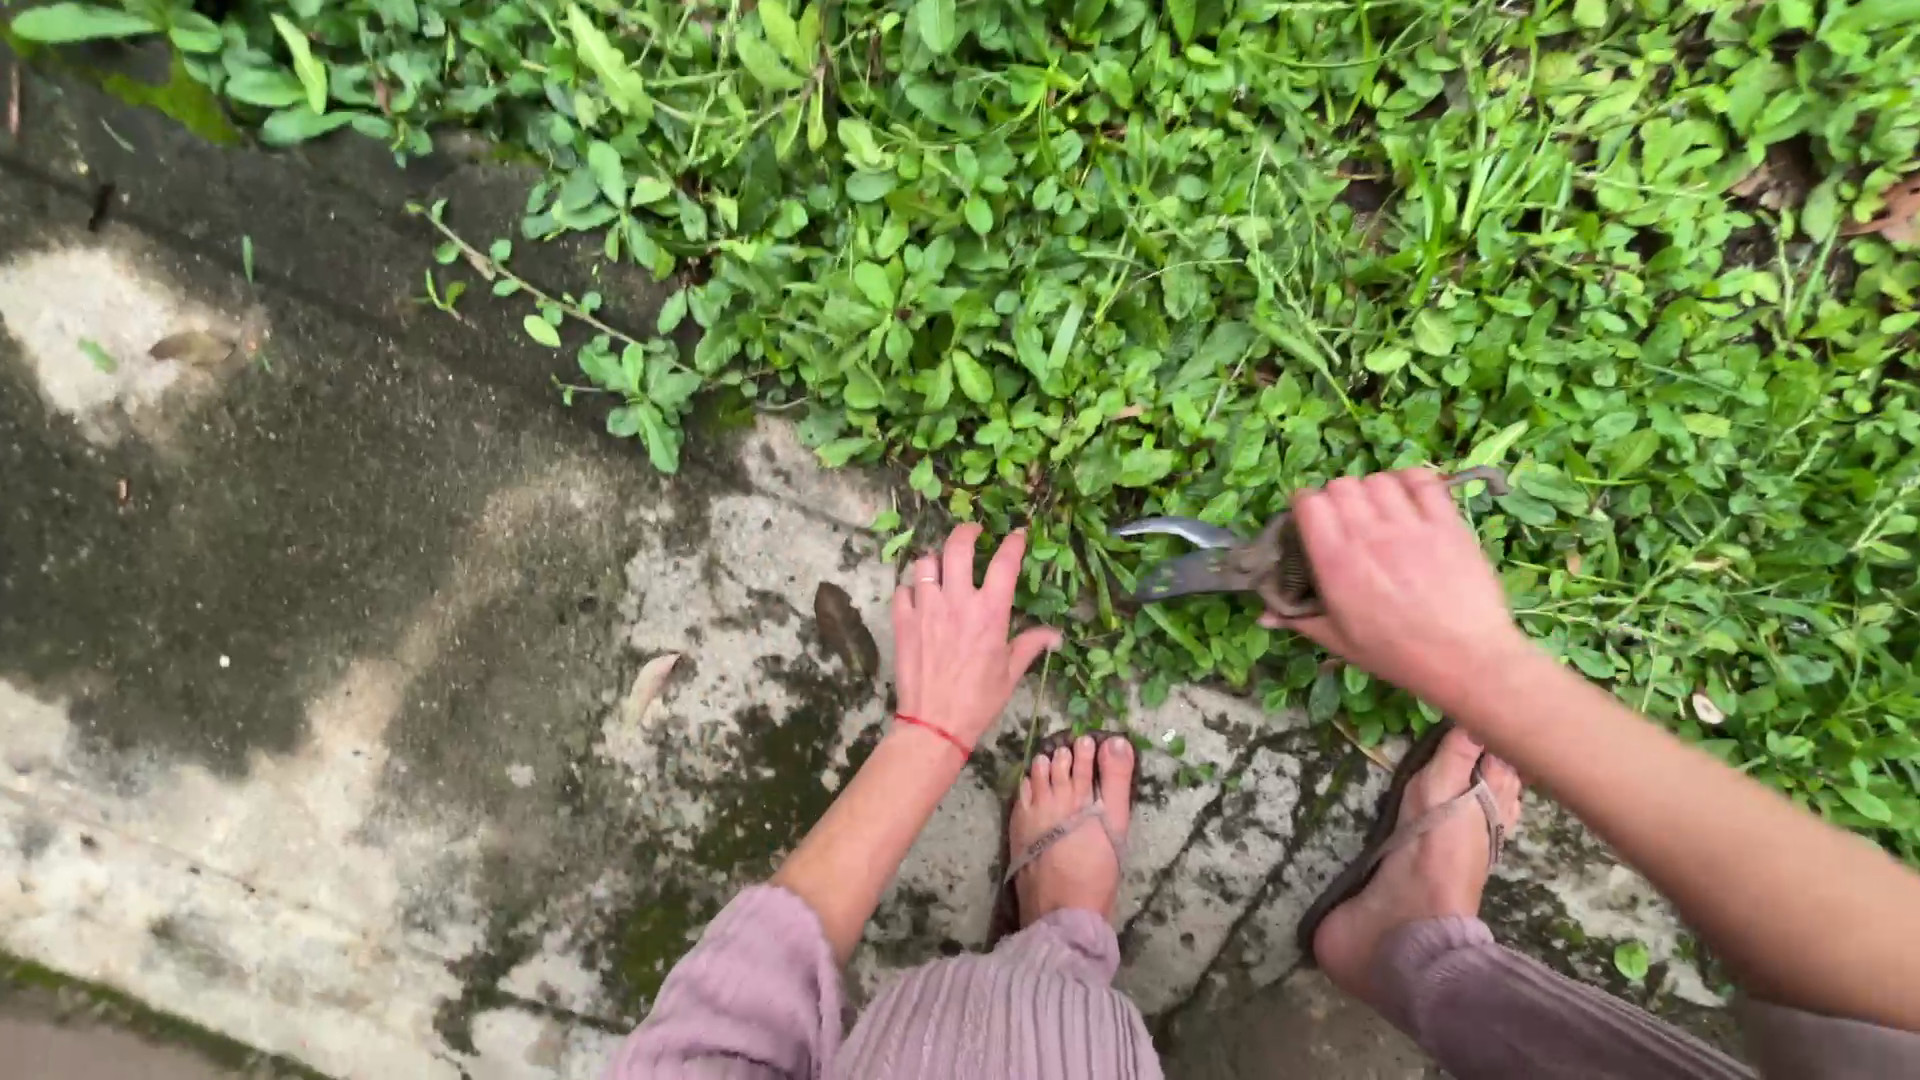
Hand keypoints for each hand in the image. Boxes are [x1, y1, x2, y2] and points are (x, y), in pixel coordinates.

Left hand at [893, 525, 1061, 746]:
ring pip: (925, 564)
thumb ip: (1030, 645)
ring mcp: (926, 608)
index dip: (1013, 544)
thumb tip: (1055, 635)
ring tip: (941, 566)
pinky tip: (918, 597)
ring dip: (935, 561)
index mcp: (990, 612)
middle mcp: (957, 602)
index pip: (1004, 563)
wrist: (934, 724)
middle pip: (958, 547)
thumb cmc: (978, 700)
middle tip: (973, 532)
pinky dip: (910, 589)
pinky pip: (902, 590)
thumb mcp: (1011, 673)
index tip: (1017, 535)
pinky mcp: (902, 621)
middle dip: (966, 532)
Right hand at [1261, 469, 1533, 711]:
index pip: (1308, 502)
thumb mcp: (1338, 641)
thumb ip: (1298, 619)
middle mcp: (1368, 534)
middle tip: (1343, 519)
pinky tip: (1408, 498)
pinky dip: (1410, 481)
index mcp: (1334, 560)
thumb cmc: (1395, 653)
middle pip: (1340, 485)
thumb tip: (1262, 616)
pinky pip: (1423, 481)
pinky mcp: (1447, 523)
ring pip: (1378, 480)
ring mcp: (1410, 525)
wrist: (1466, 660)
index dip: (1304, 506)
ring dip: (1371, 490)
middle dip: (1335, 497)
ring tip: (1376, 510)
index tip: (1308, 520)